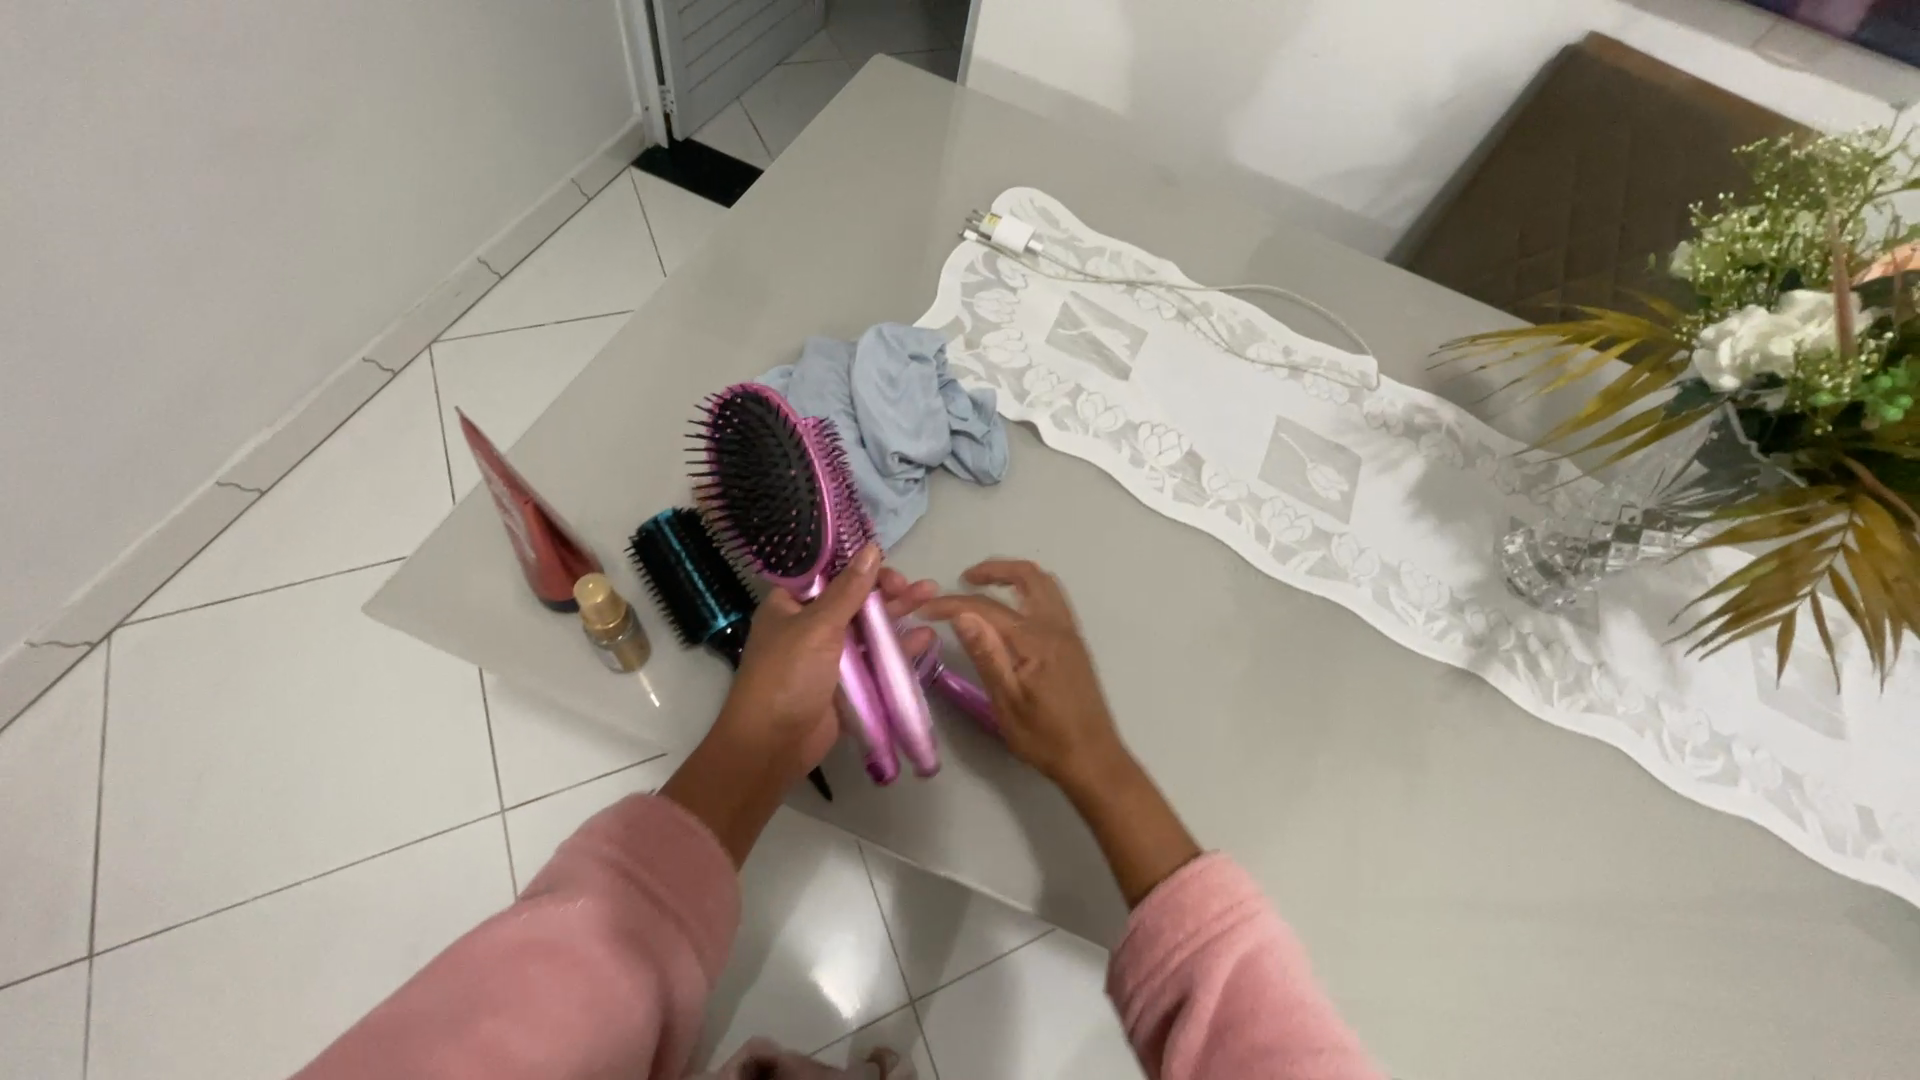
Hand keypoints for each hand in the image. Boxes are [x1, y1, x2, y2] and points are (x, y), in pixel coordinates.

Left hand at [715, 546, 938, 773]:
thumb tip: (871, 548)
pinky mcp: (848, 683)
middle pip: (854, 599)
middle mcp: (809, 626)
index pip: (829, 574)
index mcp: (790, 605)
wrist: (772, 745)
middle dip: (887, 591)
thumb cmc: (786, 676)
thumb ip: (849, 590)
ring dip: (898, 614)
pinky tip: (925, 637)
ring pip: (869, 628)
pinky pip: (876, 659)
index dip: (859, 567)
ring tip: (932, 598)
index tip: (887, 566)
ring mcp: (830, 655)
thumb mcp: (817, 626)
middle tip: (918, 586)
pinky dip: (898, 648)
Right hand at [920, 559, 1127, 791]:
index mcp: (1035, 641)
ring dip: (1014, 576)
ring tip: (985, 588)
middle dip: (993, 570)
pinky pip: (1052, 598)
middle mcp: (1056, 626)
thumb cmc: (1045, 737)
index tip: (926, 609)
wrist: (1093, 758)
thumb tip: (963, 615)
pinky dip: (1029, 590)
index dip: (953, 604)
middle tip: (963, 580)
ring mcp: (1069, 632)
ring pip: (1044, 583)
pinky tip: (1013, 609)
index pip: (987, 607)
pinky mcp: (1074, 642)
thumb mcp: (1007, 702)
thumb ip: (986, 654)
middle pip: (1027, 576)